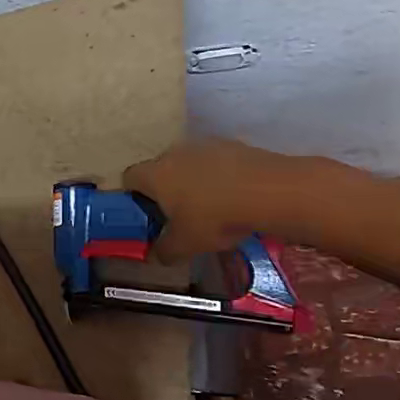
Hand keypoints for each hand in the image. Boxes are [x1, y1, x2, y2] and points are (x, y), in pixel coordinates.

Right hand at [123, 139, 306, 260]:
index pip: (130, 178)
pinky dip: (219, 177)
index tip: (146, 215)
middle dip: (166, 190)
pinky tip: (234, 197)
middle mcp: (175, 153)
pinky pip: (216, 163)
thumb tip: (156, 255)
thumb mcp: (185, 245)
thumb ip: (164, 251)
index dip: (134, 197)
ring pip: (189, 164)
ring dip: (194, 182)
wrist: (269, 191)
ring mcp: (206, 145)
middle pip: (160, 169)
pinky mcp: (234, 145)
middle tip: (178, 216)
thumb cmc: (214, 217)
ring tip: (210, 207)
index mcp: (155, 174)